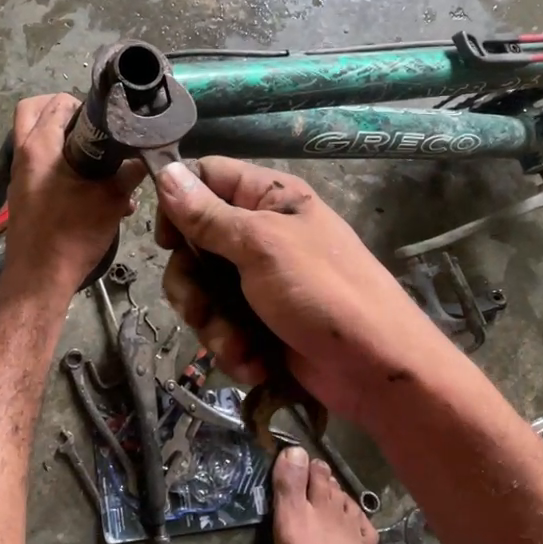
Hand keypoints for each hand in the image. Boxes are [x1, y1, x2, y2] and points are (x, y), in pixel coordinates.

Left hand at [0, 95, 143, 296]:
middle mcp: (22, 153)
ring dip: (61, 136)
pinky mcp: (22, 192)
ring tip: (94, 153)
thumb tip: (149, 155)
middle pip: (34, 109)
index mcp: (39, 146)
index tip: (107, 120)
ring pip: (35, 136)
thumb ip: (129, 172)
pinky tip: (88, 183)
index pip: (58, 102)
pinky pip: (38, 161)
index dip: (85, 105)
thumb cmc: (71, 235)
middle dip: (62, 110)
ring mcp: (19, 173)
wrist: (39, 279)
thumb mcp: (109, 200)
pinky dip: (59, 160)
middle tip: (91, 123)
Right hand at [153, 157, 445, 420]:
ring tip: (236, 345)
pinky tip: (252, 362)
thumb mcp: (261, 246)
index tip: (166, 239)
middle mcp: (260, 231)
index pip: (206, 177)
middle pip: (193, 241)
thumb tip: (165, 172)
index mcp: (268, 197)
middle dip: (190, 282)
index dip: (178, 203)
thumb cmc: (323, 293)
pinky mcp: (259, 321)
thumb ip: (207, 215)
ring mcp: (259, 278)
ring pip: (202, 289)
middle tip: (197, 307)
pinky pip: (222, 324)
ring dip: (211, 322)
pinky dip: (231, 345)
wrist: (377, 372)